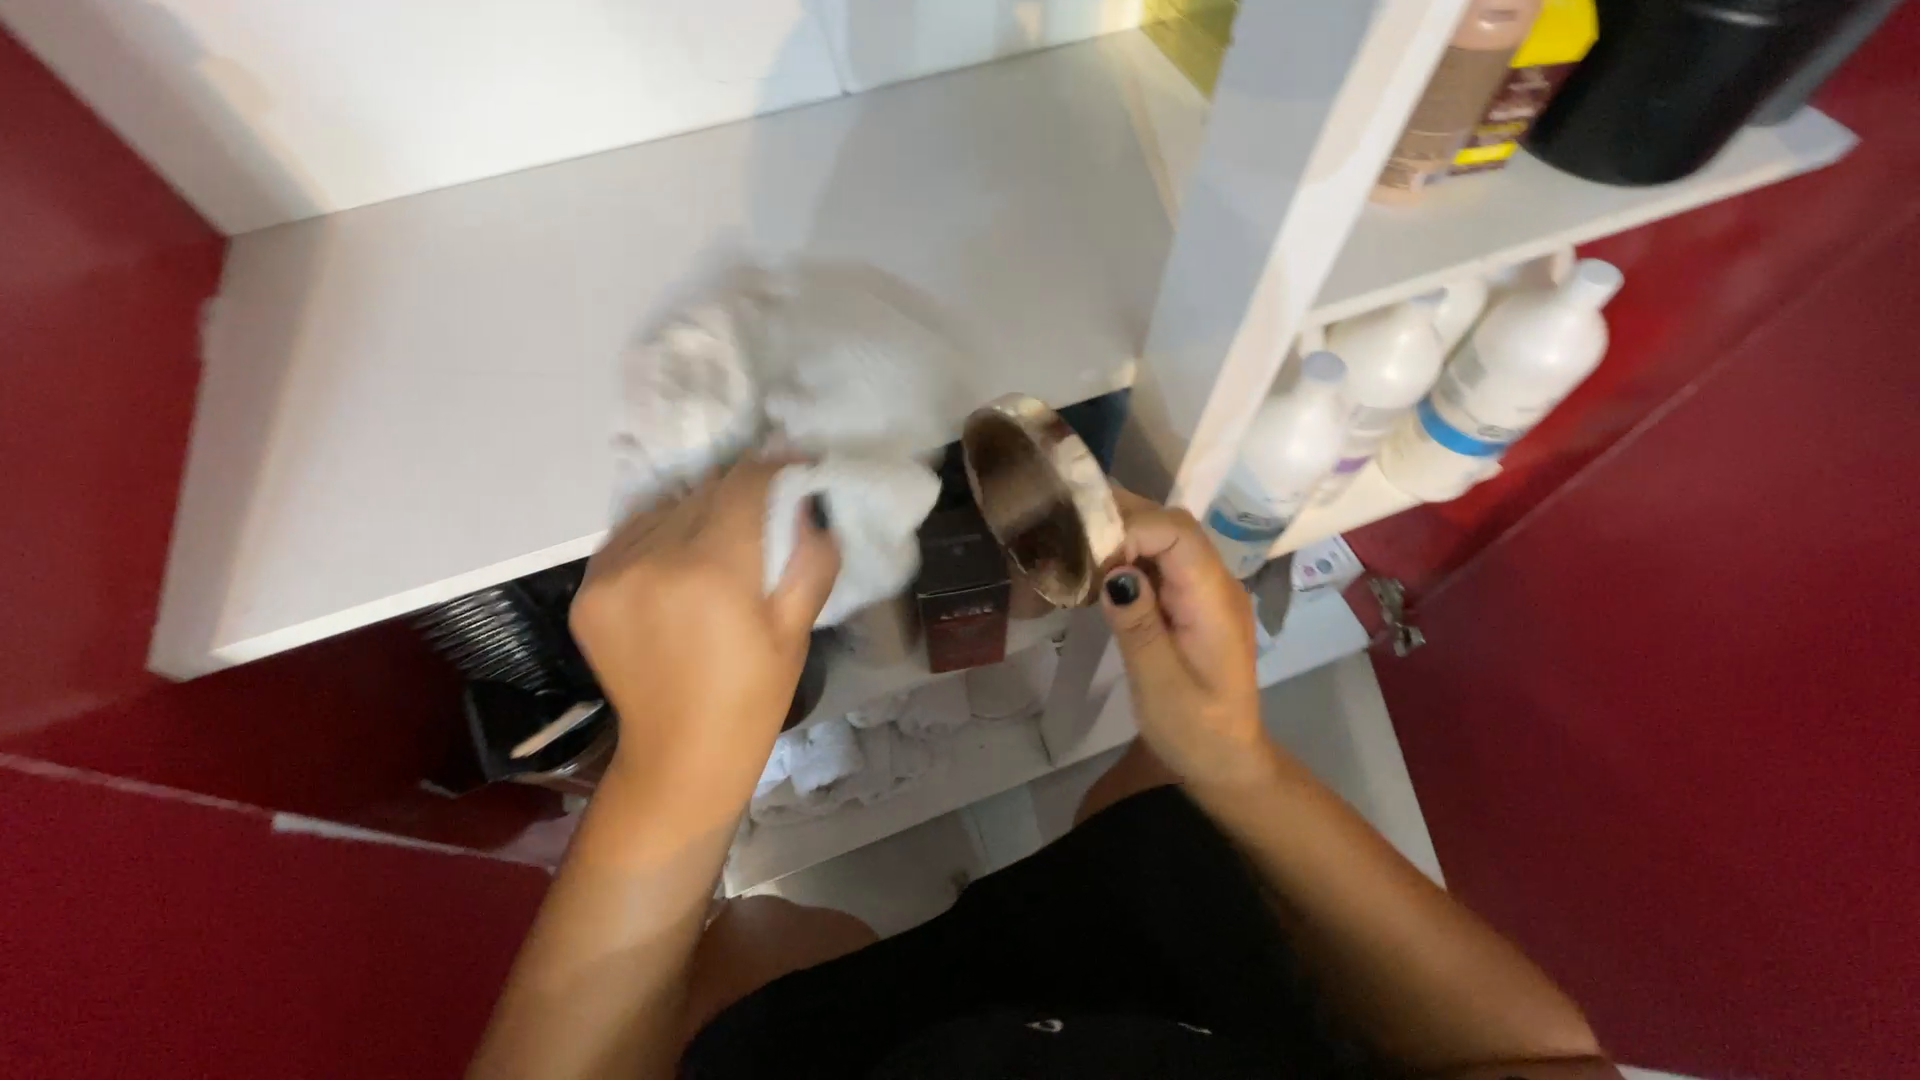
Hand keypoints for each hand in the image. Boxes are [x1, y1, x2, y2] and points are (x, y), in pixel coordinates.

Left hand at [570, 461, 839, 829]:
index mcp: (714, 571)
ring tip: (719, 544)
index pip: (745, 483)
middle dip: (741, 494)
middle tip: (765, 513)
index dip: (776, 468)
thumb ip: (810, 555)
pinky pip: (632, 536)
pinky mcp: (588, 589)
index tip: (799, 467)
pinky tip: (678, 566)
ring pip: (667, 508)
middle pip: (706, 491)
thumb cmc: (753, 695)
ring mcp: (612, 573)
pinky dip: (660, 537)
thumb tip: (809, 500)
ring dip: (698, 513)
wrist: (680, 755)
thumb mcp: (797, 629)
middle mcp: (655, 559)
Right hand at [1098, 488, 1275, 790]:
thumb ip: (1139, 627)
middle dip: (1120, 521)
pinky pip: (1160, 561)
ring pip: (1164, 538)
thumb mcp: (1160, 687)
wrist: (1227, 761)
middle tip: (1068, 537)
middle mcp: (1216, 583)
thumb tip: (1115, 573)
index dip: (1131, 528)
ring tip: (1075, 552)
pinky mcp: (1190, 601)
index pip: (1178, 532)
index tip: (1088, 555)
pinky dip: (1126, 557)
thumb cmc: (1195, 731)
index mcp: (1214, 600)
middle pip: (1171, 525)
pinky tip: (1096, 574)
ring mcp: (1204, 590)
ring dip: (1120, 536)